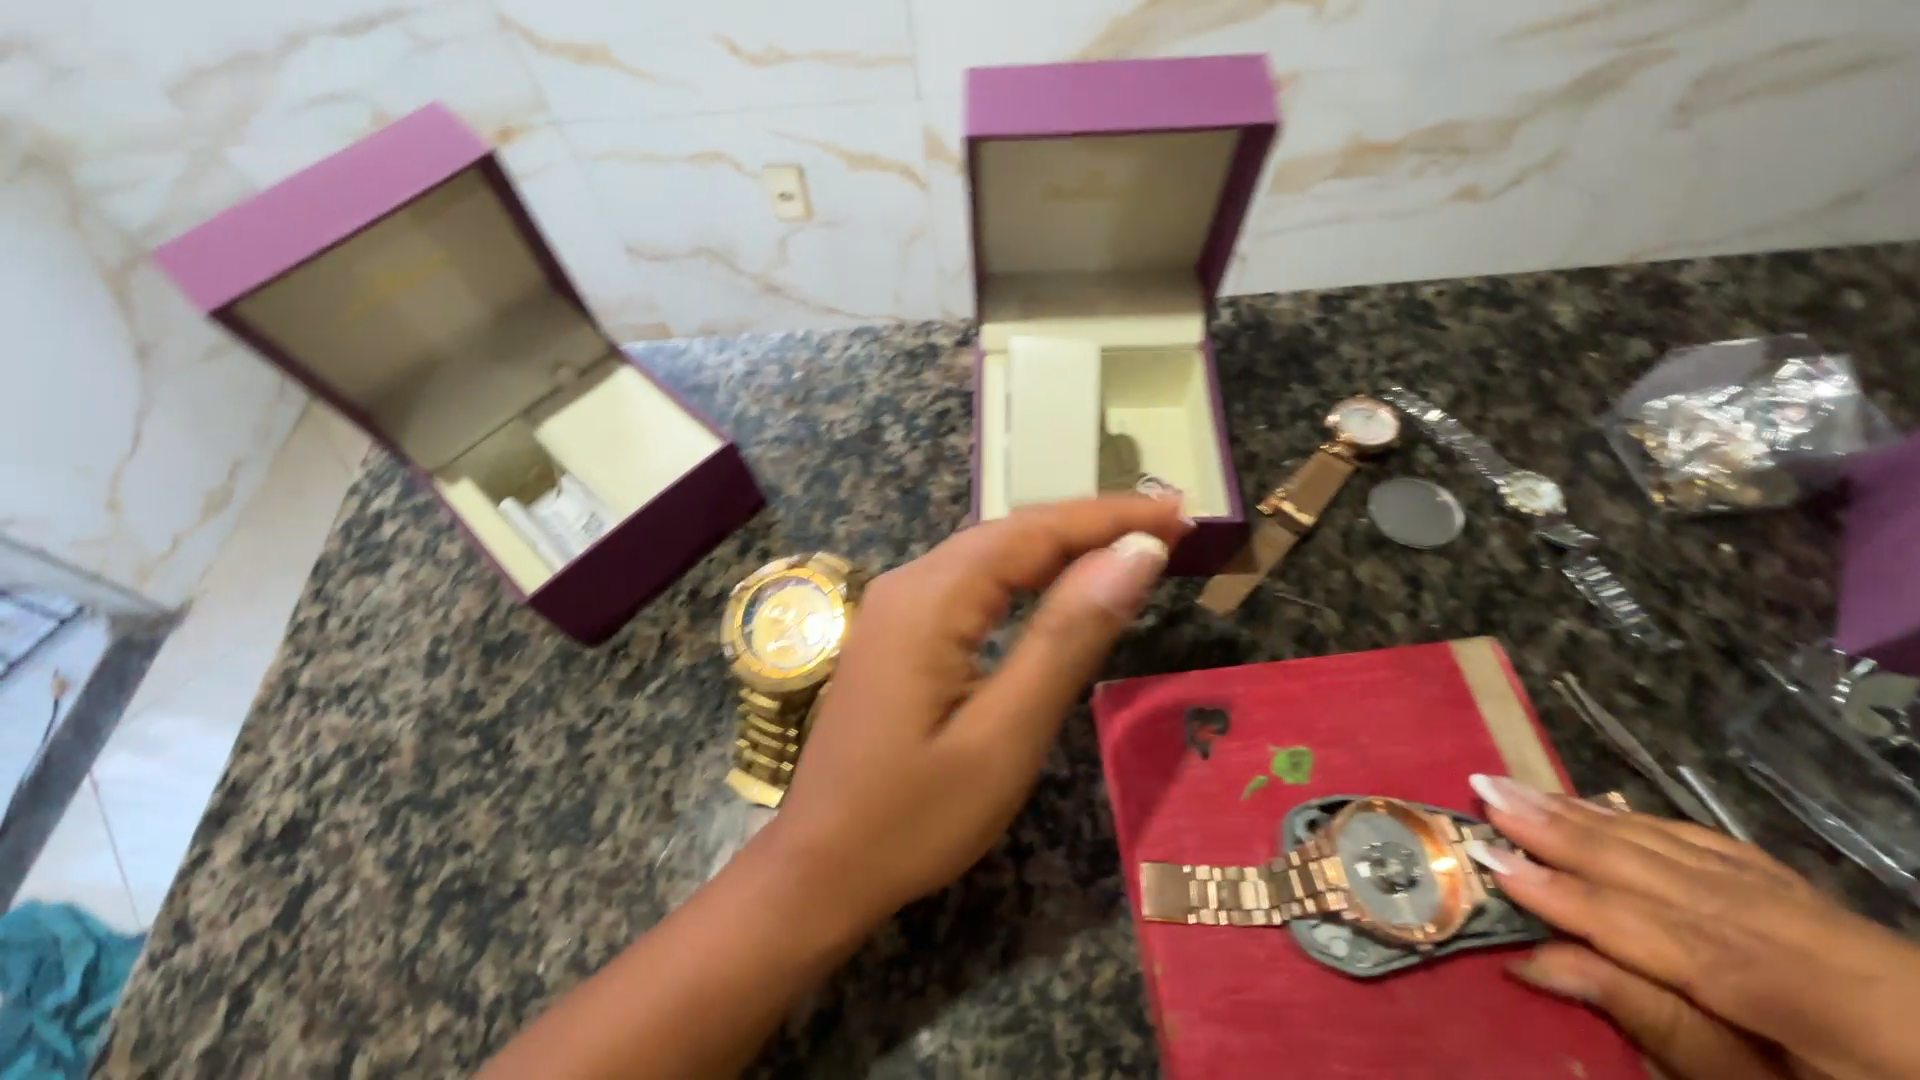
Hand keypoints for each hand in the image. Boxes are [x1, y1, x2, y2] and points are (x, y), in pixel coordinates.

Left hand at [751, 497, 1189, 928]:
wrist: (821, 866)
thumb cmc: (916, 816)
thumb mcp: (1005, 734)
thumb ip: (1068, 637)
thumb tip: (1134, 552)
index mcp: (931, 598)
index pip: (1035, 531)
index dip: (1111, 517)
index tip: (1181, 513)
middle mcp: (907, 584)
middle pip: (1010, 532)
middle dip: (1091, 524)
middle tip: (1170, 526)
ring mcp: (894, 607)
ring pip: (989, 554)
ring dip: (1060, 545)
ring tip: (1130, 545)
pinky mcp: (895, 634)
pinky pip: (969, 583)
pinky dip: (1024, 574)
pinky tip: (1056, 585)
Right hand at [1466, 773, 1919, 1079]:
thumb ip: (1658, 1024)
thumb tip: (1539, 961)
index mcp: (1817, 999)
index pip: (1670, 936)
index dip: (1575, 900)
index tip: (1493, 862)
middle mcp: (1819, 936)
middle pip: (1672, 875)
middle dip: (1569, 833)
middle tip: (1486, 793)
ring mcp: (1815, 906)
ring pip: (1686, 852)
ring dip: (1590, 818)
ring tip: (1518, 790)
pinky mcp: (1805, 893)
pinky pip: (1715, 848)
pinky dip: (1644, 825)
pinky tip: (1598, 808)